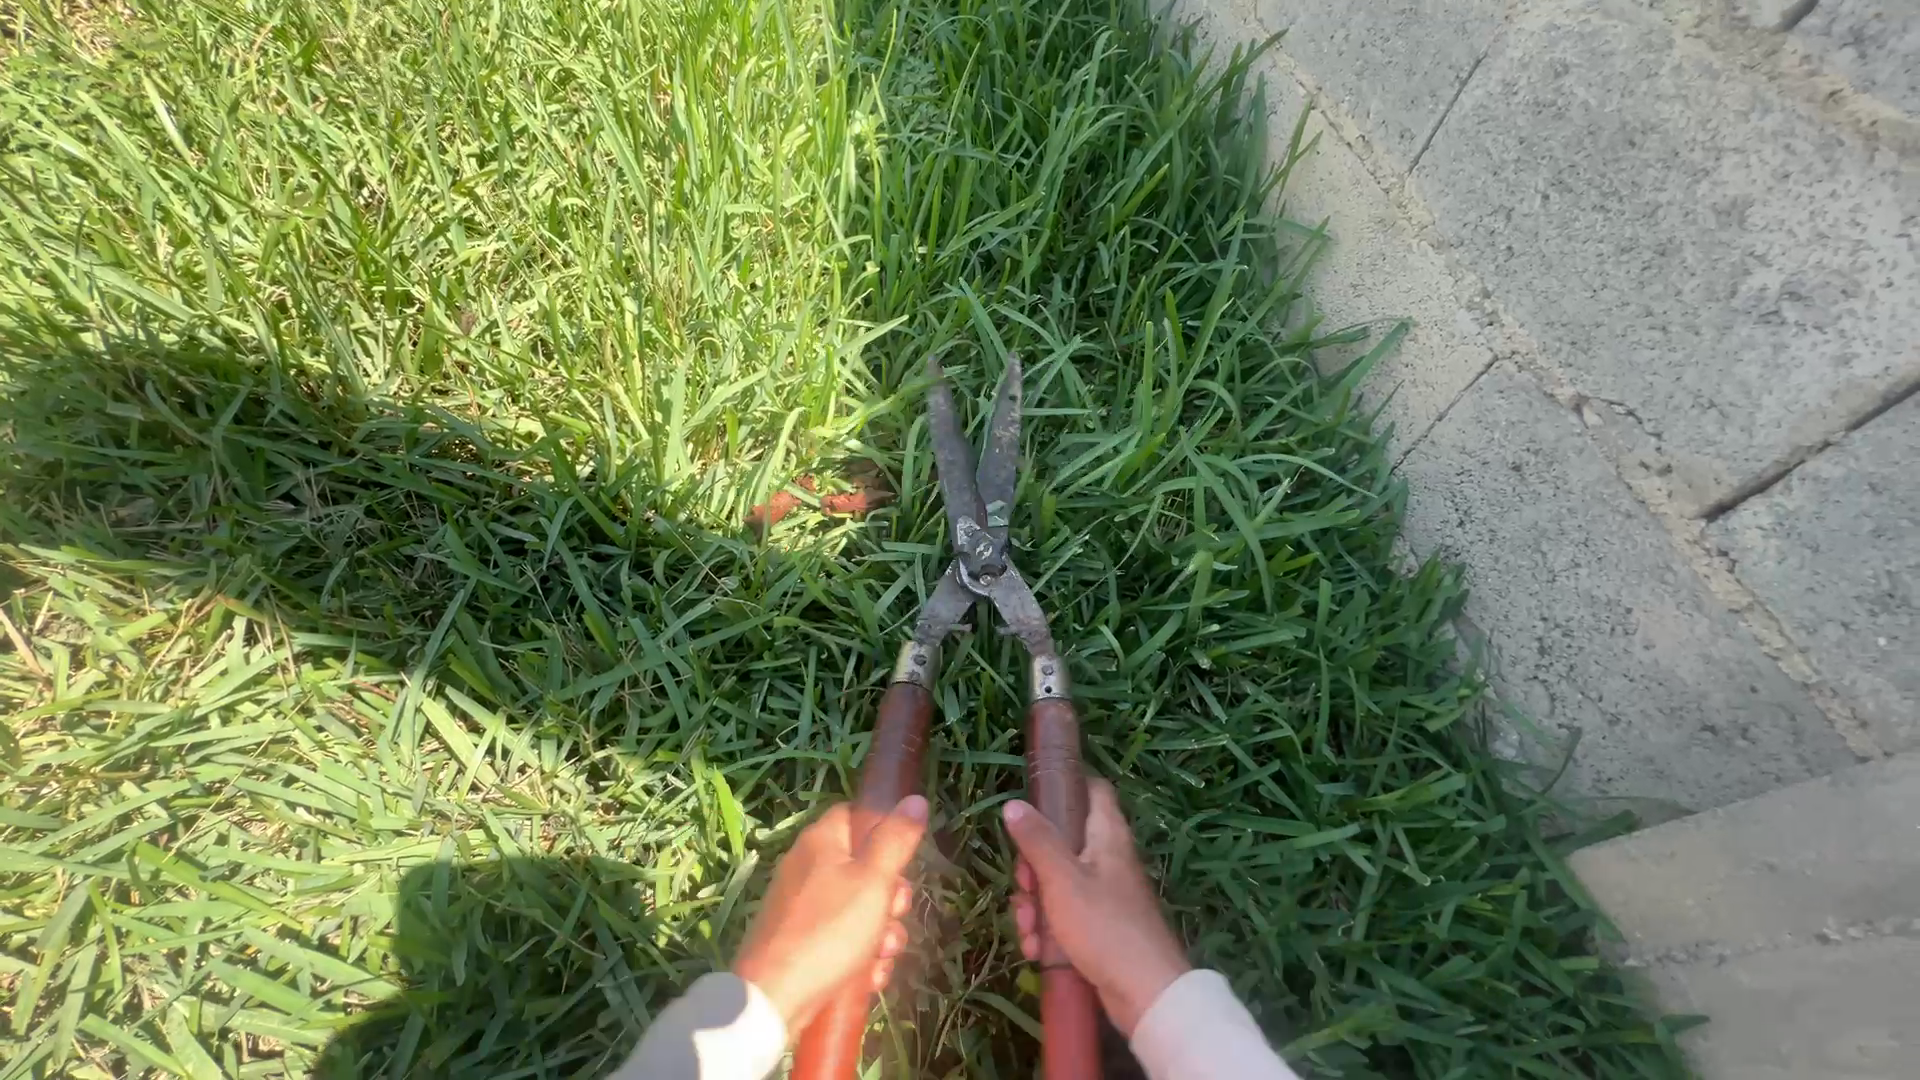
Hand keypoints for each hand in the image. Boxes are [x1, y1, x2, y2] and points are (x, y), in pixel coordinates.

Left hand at [732, 795, 927, 1032]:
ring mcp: (799, 908)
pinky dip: (859, 957)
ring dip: (881, 933)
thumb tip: (915, 799)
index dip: (884, 830)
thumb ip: (896, 838)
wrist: (772, 1000)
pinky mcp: (797, 944)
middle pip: (863, 866)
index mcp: (820, 841)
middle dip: (891, 895)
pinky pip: (839, 940)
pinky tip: (869, 978)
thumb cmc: (829, 929)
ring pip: (857, 908)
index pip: (856, 815)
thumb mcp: (874, 879)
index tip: (903, 857)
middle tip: (896, 912)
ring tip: (884, 956)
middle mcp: (806, 867)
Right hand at [1003, 779, 1191, 1034]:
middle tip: (1024, 885)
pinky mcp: (1100, 925)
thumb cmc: (1104, 925)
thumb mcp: (1061, 879)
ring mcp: (1105, 892)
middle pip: (1062, 840)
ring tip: (1028, 930)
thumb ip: (1037, 840)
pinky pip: (1065, 914)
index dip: (1066, 784)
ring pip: (1058, 881)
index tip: (1034, 796)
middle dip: (1032, 865)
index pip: (1093, 788)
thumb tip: (1013, 803)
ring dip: (1034, 904)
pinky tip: (1037, 950)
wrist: (1145, 994)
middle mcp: (1108, 857)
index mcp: (1107, 834)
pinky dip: (1048, 929)